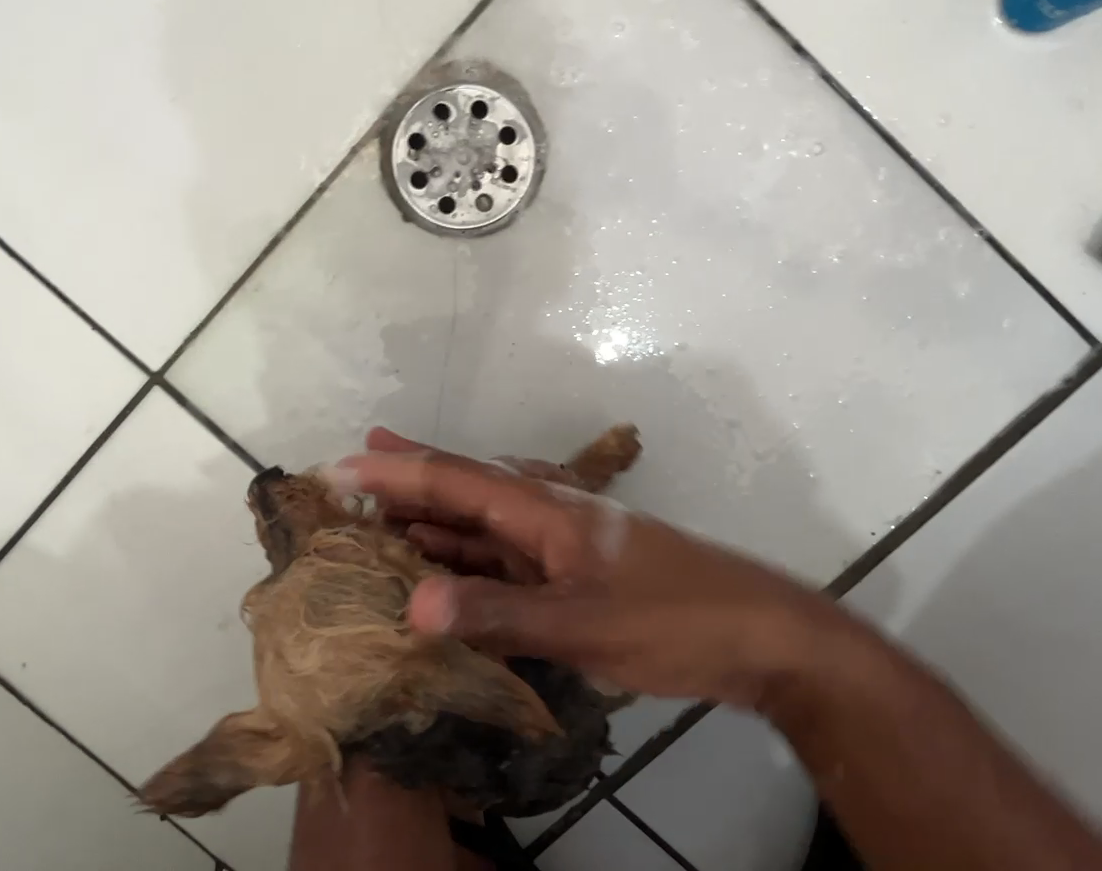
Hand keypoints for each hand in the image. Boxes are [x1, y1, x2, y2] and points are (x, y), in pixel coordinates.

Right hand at [333, 430, 871, 711]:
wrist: (760, 635)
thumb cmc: (673, 619)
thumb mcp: (581, 623)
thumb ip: (497, 613)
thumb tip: (411, 604)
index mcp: (544, 508)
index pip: (454, 478)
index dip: (396, 470)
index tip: (341, 466)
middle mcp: (547, 514)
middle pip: (465, 490)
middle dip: (410, 481)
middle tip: (357, 475)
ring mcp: (563, 544)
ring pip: (484, 525)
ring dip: (436, 521)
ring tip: (389, 518)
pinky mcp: (577, 574)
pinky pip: (506, 558)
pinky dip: (469, 561)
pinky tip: (451, 572)